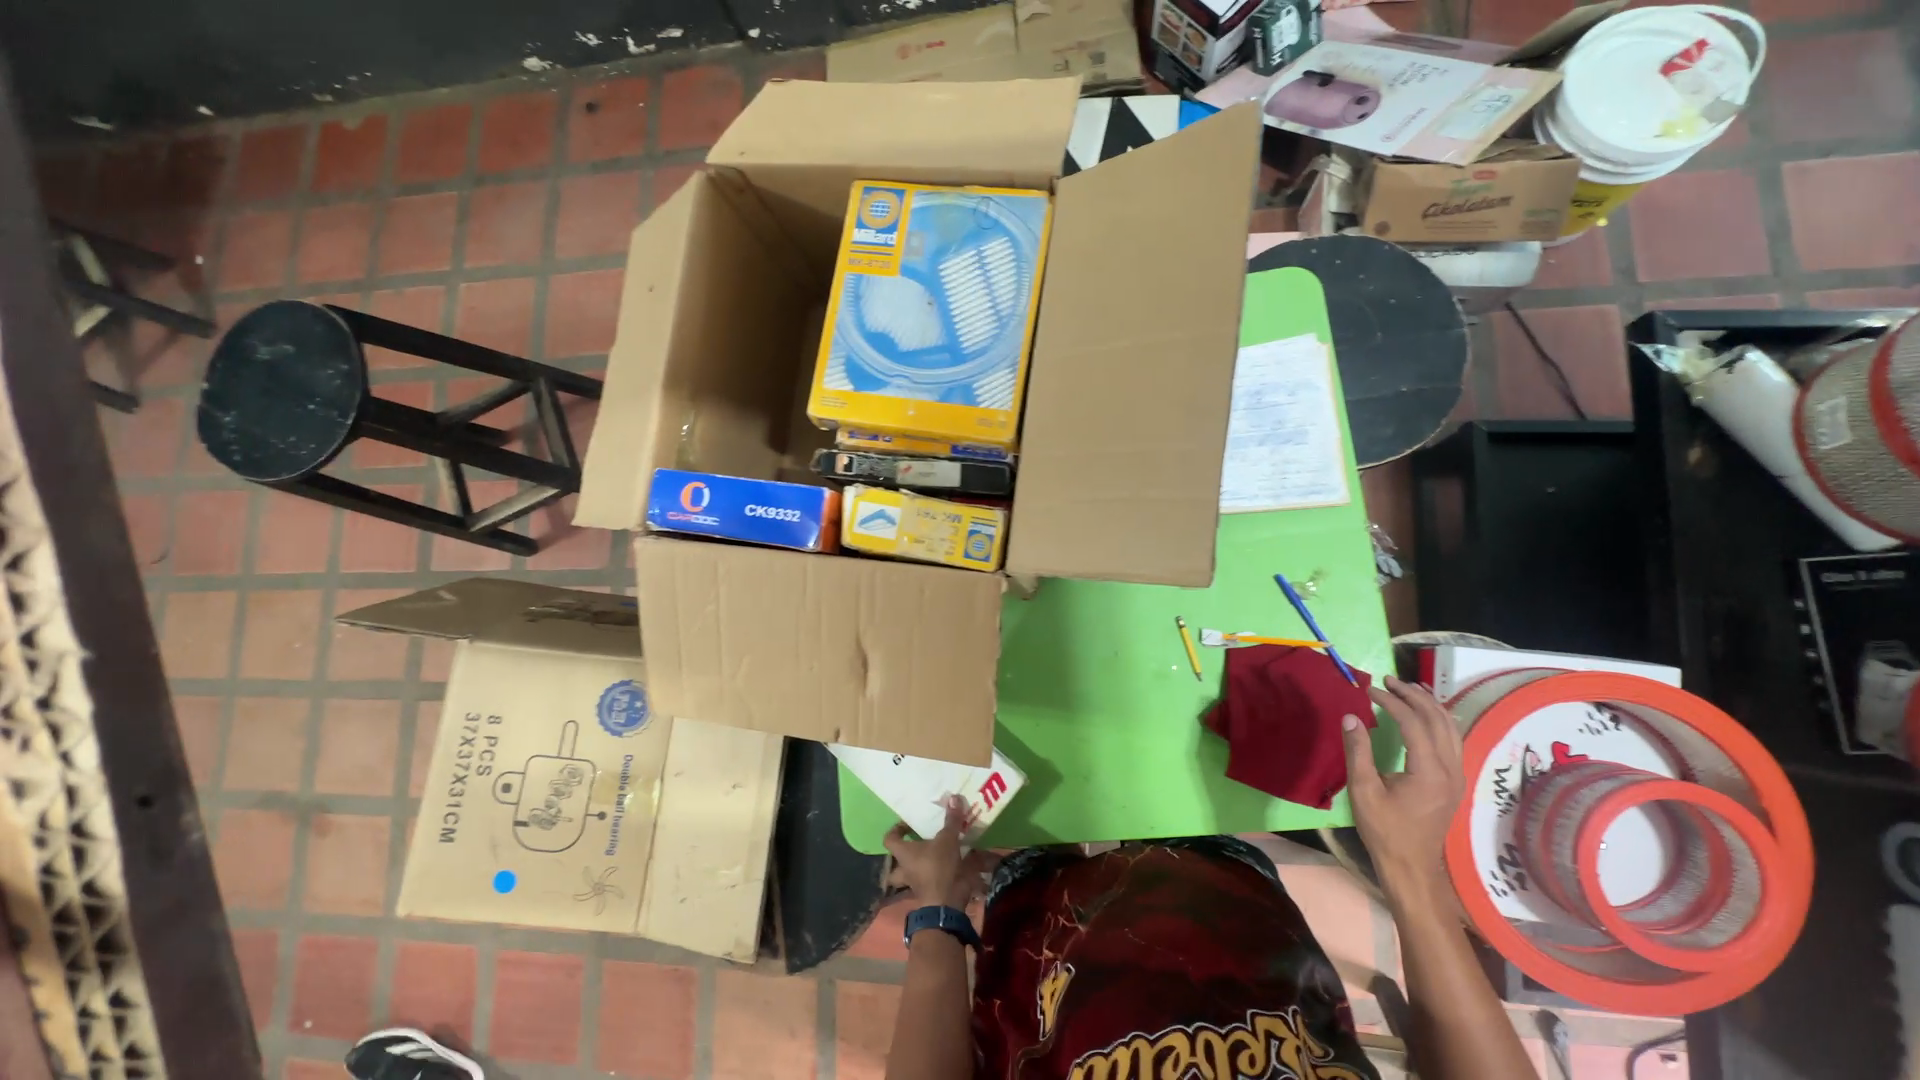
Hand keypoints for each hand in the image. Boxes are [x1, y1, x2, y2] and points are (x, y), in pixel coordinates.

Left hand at [883, 796, 992, 908]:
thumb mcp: (947, 840)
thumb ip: (951, 820)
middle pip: (896, 862)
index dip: (896, 829)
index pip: (889, 839)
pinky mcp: (929, 891)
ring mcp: (915, 883)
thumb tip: (954, 797)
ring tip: (936, 854)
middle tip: (920, 843)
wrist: (946, 903)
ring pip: (911, 873)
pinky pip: (929, 880)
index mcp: (903, 853)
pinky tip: (951, 865)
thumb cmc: (938, 867)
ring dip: (921, 865)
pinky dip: (939, 873)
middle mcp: (905, 869)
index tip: (909, 824)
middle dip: (905, 854)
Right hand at [1341, 675, 1465, 897]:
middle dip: (1413, 695)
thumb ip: (1358, 751)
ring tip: (1408, 688)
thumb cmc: (1384, 830)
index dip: (1391, 702)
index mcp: (1429, 771)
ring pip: (1450, 727)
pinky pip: (1453, 739)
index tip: (1369, 690)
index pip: (1413, 723)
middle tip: (1388, 680)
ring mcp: (1457, 775)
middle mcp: (1450, 769)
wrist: (1411, 865)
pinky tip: (1427, 713)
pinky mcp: (1455, 780)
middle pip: (1437, 719)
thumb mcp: (1363, 791)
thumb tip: (1351, 717)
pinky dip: (1439, 719)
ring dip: (1429, 704)